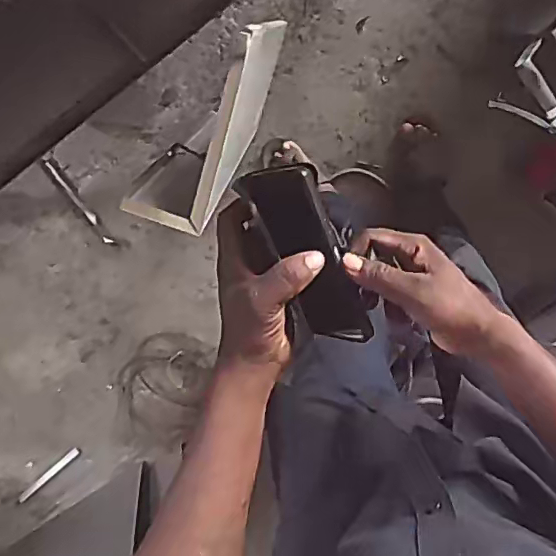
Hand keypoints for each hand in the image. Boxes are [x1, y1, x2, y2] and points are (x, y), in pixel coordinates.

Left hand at [216, 202, 323, 376]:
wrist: (258, 367)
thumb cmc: (248, 334)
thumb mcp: (263, 300)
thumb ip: (286, 277)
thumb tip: (313, 257)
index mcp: (234, 260)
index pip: (232, 219)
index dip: (244, 201)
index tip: (268, 189)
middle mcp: (248, 264)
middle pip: (258, 229)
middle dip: (276, 215)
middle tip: (300, 201)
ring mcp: (266, 278)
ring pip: (278, 247)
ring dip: (294, 236)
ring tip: (316, 221)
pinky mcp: (284, 291)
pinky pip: (296, 267)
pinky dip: (307, 258)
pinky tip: (324, 252)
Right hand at [341, 229, 507, 357]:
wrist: (478, 335)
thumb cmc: (451, 307)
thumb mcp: (411, 290)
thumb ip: (378, 275)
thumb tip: (346, 260)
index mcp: (415, 246)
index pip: (373, 237)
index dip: (358, 253)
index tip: (349, 276)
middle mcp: (413, 257)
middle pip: (376, 259)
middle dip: (368, 280)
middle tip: (365, 299)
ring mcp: (415, 277)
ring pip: (383, 281)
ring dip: (381, 298)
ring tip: (387, 313)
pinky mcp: (416, 297)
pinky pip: (393, 298)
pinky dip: (392, 309)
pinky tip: (401, 322)